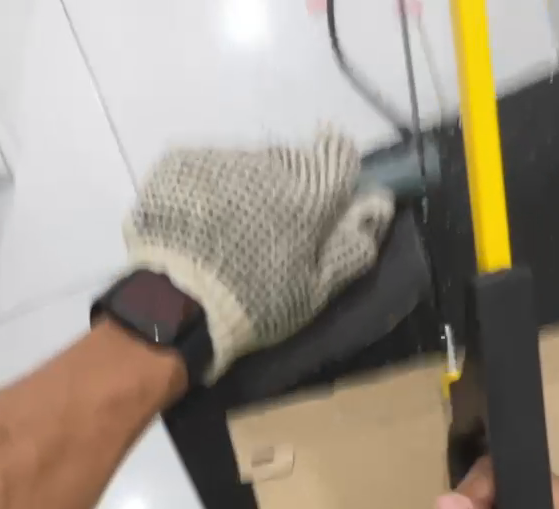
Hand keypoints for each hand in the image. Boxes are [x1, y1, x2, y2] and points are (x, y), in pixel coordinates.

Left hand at [125, 129, 394, 379]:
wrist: (178, 302)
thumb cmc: (256, 303)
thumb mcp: (313, 292)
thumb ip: (351, 247)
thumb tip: (380, 207)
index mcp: (310, 194)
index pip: (339, 155)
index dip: (334, 171)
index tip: (322, 195)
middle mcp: (271, 163)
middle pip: (290, 162)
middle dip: (286, 188)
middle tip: (269, 233)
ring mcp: (224, 158)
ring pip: (247, 165)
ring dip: (246, 189)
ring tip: (228, 233)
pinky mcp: (183, 160)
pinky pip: (207, 168)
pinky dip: (208, 190)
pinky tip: (198, 225)